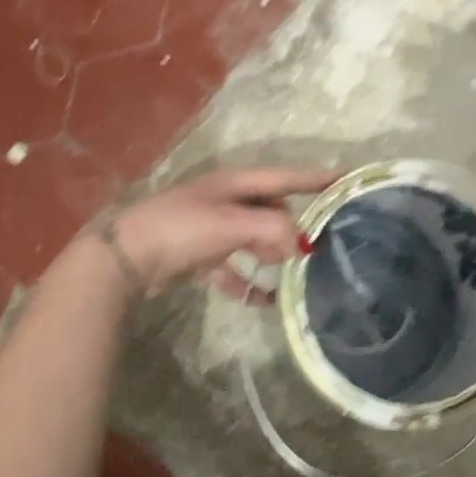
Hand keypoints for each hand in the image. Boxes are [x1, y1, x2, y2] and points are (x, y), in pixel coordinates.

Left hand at [106, 166, 338, 301]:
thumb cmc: (183, 228)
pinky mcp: (199, 254)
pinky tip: (262, 300)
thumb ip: (275, 230)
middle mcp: (226, 200)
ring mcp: (211, 227)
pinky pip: (233, 267)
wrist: (126, 257)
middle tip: (313, 250)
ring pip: (255, 239)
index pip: (287, 177)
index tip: (349, 180)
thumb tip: (304, 244)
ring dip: (271, 256)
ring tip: (290, 276)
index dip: (318, 179)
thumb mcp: (234, 224)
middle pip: (273, 210)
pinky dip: (247, 282)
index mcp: (236, 183)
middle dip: (292, 229)